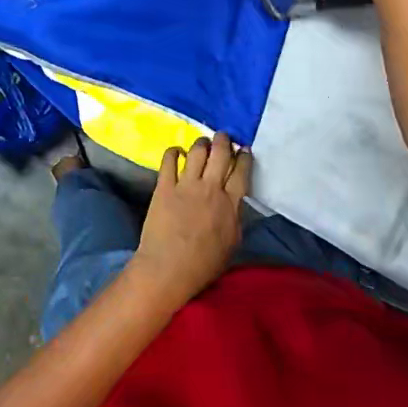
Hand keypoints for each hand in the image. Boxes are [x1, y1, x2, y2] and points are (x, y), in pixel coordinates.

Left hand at [129, 132, 252, 302]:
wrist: (168, 269)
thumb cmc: (203, 264)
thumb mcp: (232, 243)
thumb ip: (236, 218)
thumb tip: (236, 203)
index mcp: (230, 204)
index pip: (241, 171)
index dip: (244, 157)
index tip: (244, 150)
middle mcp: (210, 189)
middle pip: (221, 153)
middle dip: (224, 140)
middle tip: (223, 137)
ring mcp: (186, 185)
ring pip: (198, 152)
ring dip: (202, 143)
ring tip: (202, 143)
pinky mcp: (164, 187)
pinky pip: (169, 160)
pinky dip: (174, 151)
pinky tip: (177, 152)